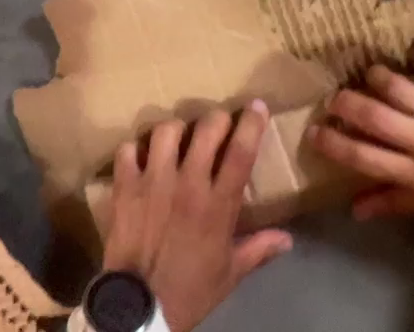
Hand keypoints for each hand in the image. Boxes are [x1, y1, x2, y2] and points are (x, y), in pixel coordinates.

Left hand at [102, 101, 294, 331]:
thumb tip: (288, 239)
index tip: (257, 105)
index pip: (240, 152)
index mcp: (218, 204)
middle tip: (218, 123)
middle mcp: (187, 183)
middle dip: (216, 118)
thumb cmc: (191, 289)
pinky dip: (135, 148)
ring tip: (178, 138)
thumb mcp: (230, 273)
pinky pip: (128, 149)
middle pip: (206, 130)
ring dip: (175, 130)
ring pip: (166, 131)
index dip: (251, 124)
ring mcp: (153, 181)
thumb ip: (259, 249)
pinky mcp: (125, 185)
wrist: (141, 307)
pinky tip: (141, 157)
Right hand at [309, 40, 413, 239]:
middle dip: (345, 103)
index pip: (362, 157)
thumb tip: (354, 208)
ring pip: (399, 85)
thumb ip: (397, 202)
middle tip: (335, 97)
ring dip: (378, 75)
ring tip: (372, 73)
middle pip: (372, 115)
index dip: (332, 142)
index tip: (314, 131)